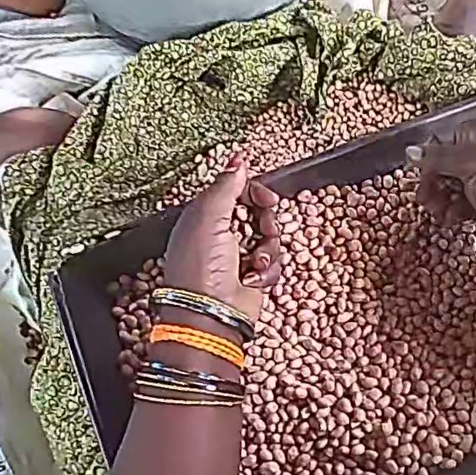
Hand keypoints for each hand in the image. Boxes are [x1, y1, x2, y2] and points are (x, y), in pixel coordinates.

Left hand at [162, 154, 282, 323]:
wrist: (212, 312)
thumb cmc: (201, 268)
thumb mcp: (209, 217)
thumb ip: (225, 186)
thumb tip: (238, 161)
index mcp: (206, 215)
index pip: (237, 191)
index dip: (254, 192)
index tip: (266, 197)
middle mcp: (223, 234)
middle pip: (259, 213)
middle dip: (267, 222)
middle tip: (265, 229)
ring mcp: (240, 256)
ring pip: (271, 239)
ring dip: (268, 250)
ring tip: (254, 263)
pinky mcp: (254, 276)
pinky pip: (274, 263)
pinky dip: (267, 271)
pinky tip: (253, 278)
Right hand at [415, 117, 475, 229]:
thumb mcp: (468, 161)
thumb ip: (436, 158)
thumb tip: (410, 152)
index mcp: (475, 132)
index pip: (440, 146)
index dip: (427, 166)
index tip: (420, 184)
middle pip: (445, 168)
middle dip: (433, 187)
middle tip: (427, 203)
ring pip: (453, 188)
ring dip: (442, 201)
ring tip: (440, 214)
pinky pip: (465, 203)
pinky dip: (455, 211)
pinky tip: (451, 219)